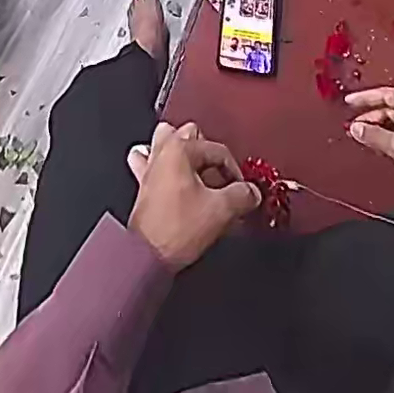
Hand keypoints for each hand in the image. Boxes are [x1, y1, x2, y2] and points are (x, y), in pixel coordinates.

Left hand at [126, 121, 259, 269]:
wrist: (147, 258)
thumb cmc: (176, 229)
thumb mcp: (220, 210)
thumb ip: (241, 195)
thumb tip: (251, 192)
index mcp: (180, 149)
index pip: (217, 150)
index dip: (234, 171)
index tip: (241, 190)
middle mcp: (162, 152)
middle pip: (191, 135)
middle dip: (208, 154)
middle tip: (219, 177)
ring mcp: (149, 167)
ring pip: (165, 140)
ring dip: (181, 151)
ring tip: (196, 172)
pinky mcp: (142, 185)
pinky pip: (147, 162)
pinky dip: (158, 165)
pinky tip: (171, 179)